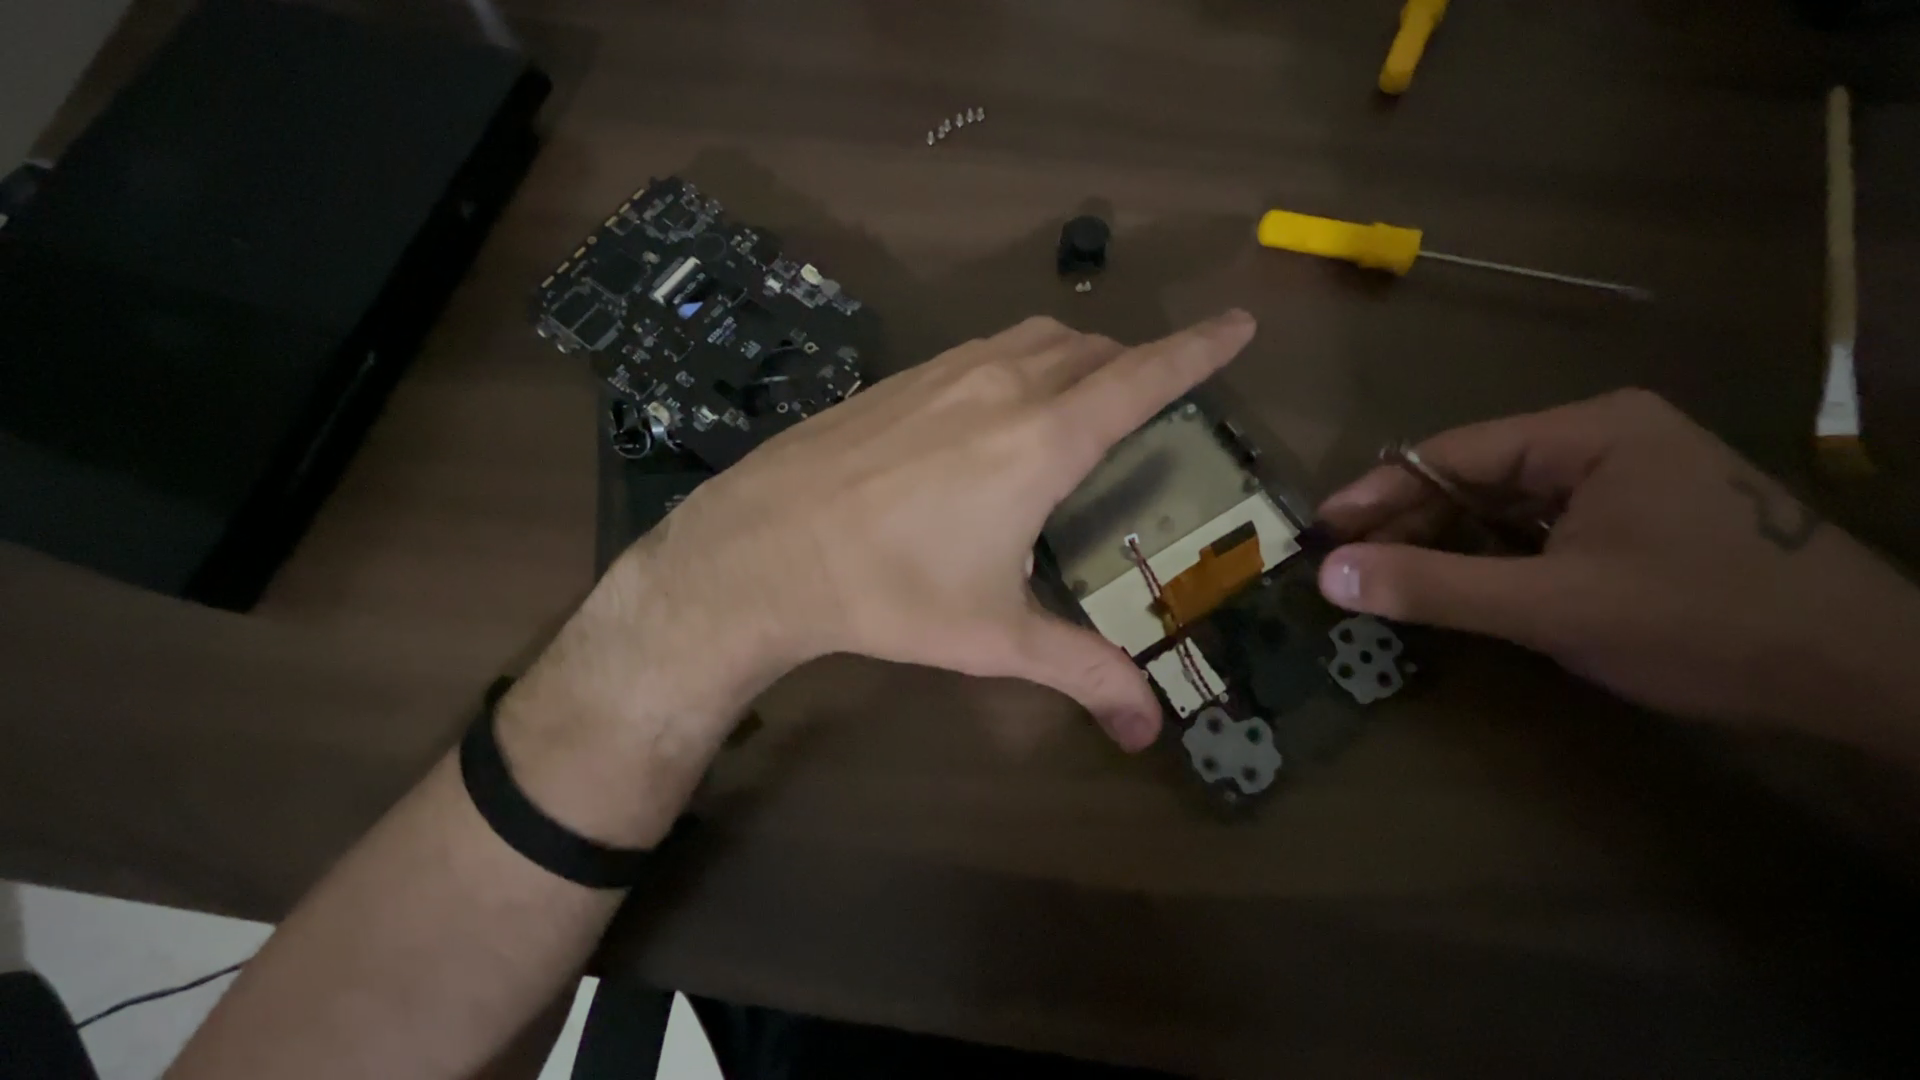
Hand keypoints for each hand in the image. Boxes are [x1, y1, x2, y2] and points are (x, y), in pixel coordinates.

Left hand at [582, 312, 1256, 757]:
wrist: (763, 549)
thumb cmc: (889, 591)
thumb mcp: (993, 636)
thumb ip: (1080, 670)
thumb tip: (1145, 728)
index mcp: (1042, 439)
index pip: (1143, 376)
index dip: (1199, 347)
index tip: (1240, 323)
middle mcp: (1002, 386)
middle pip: (1094, 349)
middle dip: (1138, 360)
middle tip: (1157, 395)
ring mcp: (945, 372)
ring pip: (1037, 338)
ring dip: (1079, 354)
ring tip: (1089, 394)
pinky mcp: (900, 378)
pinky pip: (986, 349)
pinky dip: (1023, 359)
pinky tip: (1002, 406)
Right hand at [1315, 390, 1919, 750]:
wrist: (1870, 679)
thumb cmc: (1706, 625)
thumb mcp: (1553, 607)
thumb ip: (1434, 587)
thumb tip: (1329, 577)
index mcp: (1589, 432)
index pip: (1452, 453)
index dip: (1377, 493)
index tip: (1319, 530)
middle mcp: (1606, 439)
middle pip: (1476, 476)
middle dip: (1410, 523)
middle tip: (1347, 567)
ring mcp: (1627, 479)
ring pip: (1506, 506)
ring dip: (1447, 543)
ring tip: (1388, 580)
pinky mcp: (1639, 520)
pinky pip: (1541, 529)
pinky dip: (1493, 558)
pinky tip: (1459, 586)